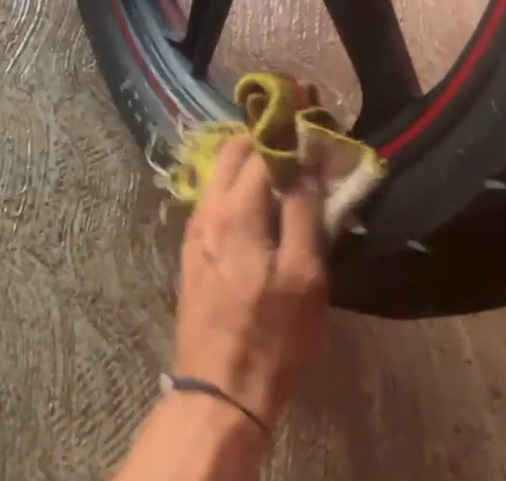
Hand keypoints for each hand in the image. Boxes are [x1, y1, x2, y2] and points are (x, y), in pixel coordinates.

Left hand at [172, 138, 328, 428]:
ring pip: (220, 173)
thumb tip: (306, 166)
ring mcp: (194, 228)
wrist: (219, 387)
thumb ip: (304, 215)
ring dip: (250, 160)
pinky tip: (262, 199)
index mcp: (234, 212)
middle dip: (266, 136)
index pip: (260, 149)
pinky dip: (238, 185)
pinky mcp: (193, 248)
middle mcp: (207, 209)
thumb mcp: (304, 278)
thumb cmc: (272, 338)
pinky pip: (216, 197)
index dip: (287, 130)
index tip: (312, 118)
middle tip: (300, 138)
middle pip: (232, 152)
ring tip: (286, 166)